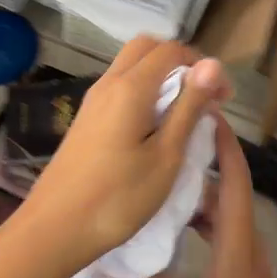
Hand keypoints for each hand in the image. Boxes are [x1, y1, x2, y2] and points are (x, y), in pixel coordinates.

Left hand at [14, 36, 228, 264]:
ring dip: (161, 76)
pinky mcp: (87, 118)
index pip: (172, 50)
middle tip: (202, 96)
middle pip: (147, 48)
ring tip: (183, 114)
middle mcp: (109, 82)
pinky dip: (143, 91)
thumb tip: (212, 63)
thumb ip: (188, 107)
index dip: (202, 66)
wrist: (54, 229)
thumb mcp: (166, 156)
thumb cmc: (118, 198)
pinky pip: (120, 86)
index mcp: (131, 87)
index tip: (222, 98)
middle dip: (180, 62)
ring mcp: (94, 100)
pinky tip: (155, 127)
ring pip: (131, 65)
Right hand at [144, 118, 276, 277]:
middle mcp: (246, 240)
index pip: (235, 173)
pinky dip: (201, 226)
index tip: (205, 109)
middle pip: (227, 191)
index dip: (223, 140)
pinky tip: (175, 233)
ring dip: (198, 198)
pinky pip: (221, 238)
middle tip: (166, 143)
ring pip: (222, 217)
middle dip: (201, 164)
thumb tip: (112, 251)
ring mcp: (247, 262)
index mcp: (239, 235)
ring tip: (162, 182)